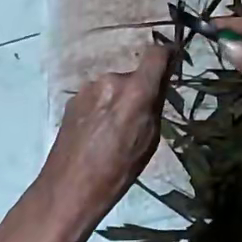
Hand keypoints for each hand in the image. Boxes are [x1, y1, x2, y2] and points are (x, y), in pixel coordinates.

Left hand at [40, 44, 169, 215]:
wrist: (68, 188)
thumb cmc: (117, 172)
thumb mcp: (149, 141)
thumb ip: (154, 106)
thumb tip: (160, 83)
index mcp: (135, 92)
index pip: (156, 54)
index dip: (167, 53)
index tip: (172, 60)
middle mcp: (110, 81)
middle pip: (134, 75)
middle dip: (139, 90)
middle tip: (139, 118)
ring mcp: (88, 88)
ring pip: (114, 87)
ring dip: (119, 100)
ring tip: (114, 130)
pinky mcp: (72, 98)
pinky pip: (97, 96)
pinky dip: (102, 107)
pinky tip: (96, 132)